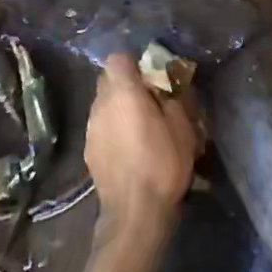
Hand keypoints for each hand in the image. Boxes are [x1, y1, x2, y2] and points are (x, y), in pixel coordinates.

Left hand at [84, 52, 198, 238]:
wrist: (134, 213)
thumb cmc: (162, 164)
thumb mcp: (182, 127)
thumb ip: (172, 98)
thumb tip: (166, 86)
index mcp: (122, 92)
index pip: (117, 58)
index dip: (134, 63)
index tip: (151, 77)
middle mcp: (100, 103)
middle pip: (107, 79)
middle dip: (126, 84)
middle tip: (149, 101)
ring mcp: (90, 127)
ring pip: (103, 103)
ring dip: (118, 108)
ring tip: (139, 128)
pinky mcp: (88, 149)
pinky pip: (100, 126)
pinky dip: (112, 129)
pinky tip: (128, 149)